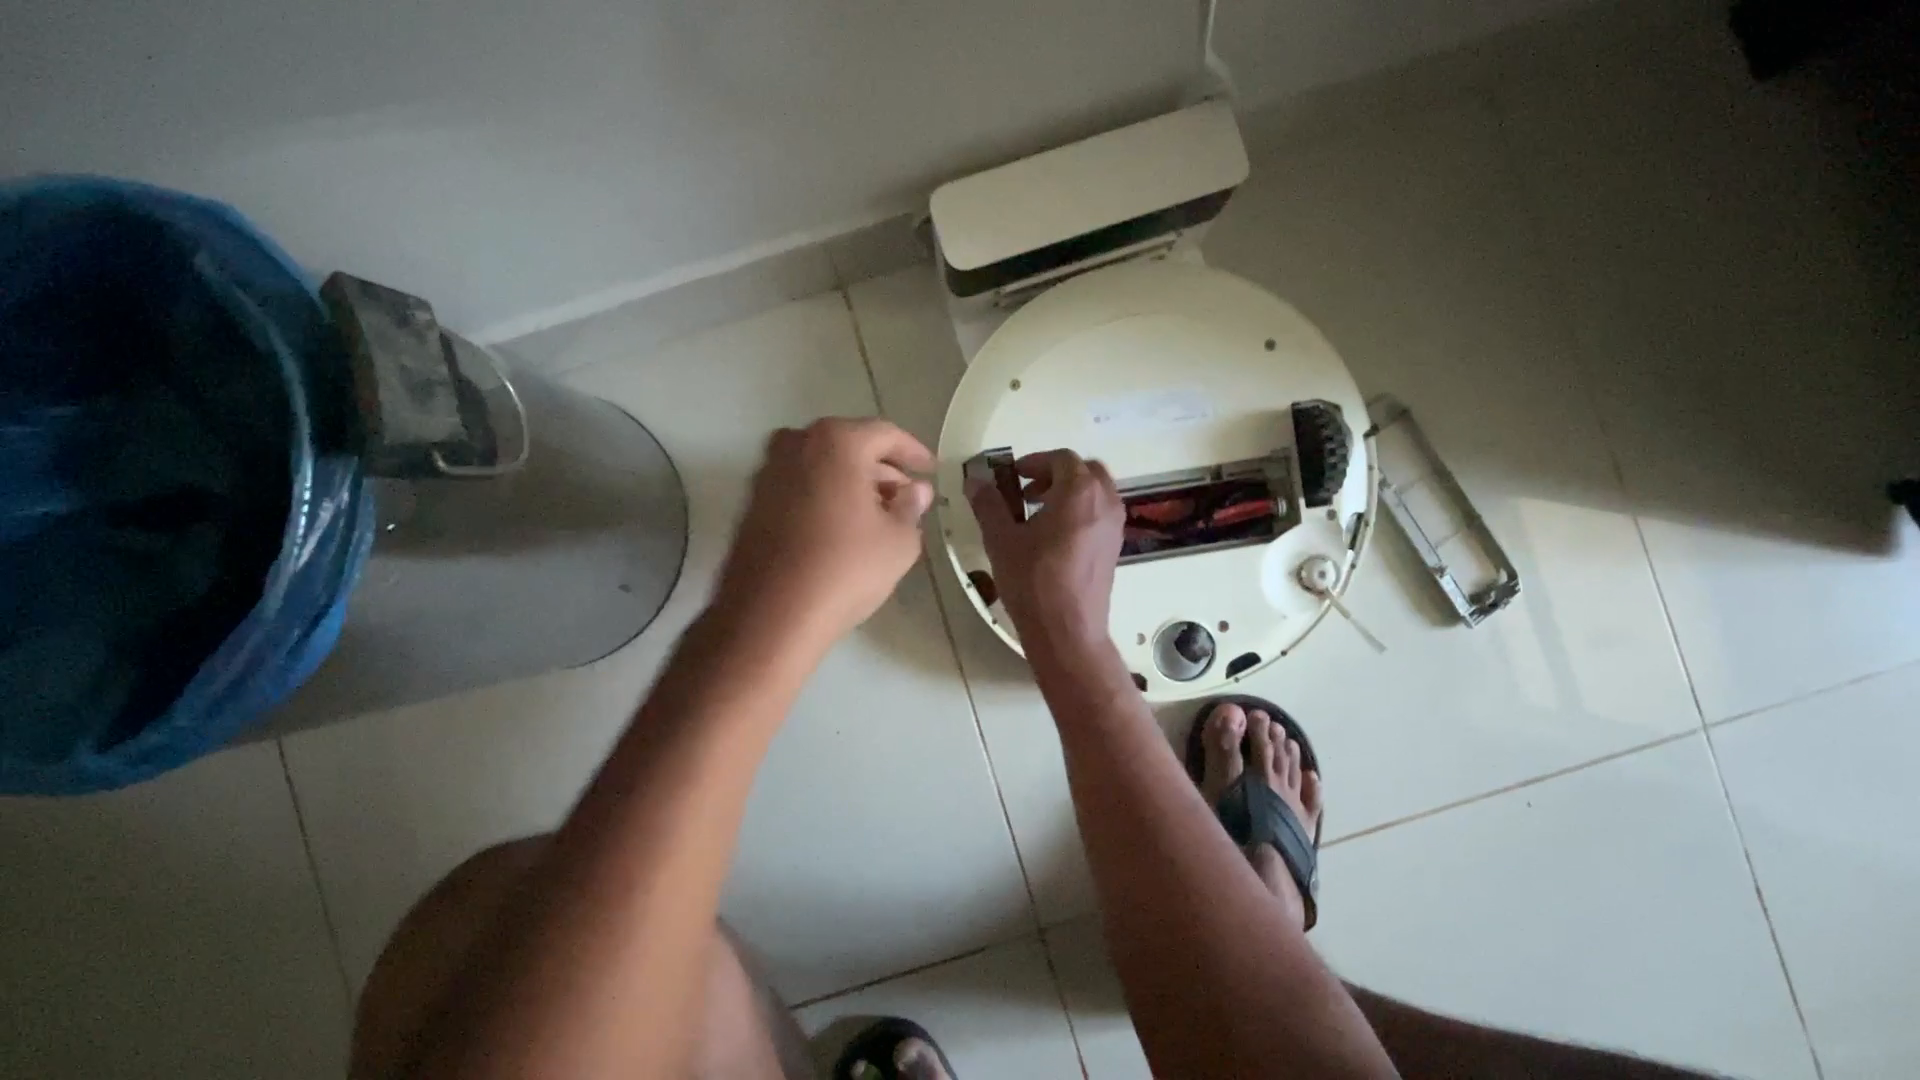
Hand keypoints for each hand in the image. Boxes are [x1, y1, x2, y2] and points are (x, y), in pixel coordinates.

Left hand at [718, 418, 934, 645]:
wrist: (769, 615)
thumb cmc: (844, 569)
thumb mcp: (899, 541)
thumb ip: (910, 508)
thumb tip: (915, 491)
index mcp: (836, 441)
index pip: (885, 434)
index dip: (913, 452)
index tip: (930, 471)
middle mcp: (796, 444)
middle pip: (849, 446)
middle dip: (880, 469)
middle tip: (906, 497)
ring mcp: (767, 472)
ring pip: (821, 466)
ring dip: (851, 484)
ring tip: (877, 516)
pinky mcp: (751, 503)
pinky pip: (799, 487)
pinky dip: (824, 497)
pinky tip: (841, 529)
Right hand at [967, 449, 1124, 656]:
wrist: (1067, 631)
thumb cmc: (1033, 582)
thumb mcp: (1001, 540)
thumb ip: (989, 504)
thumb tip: (975, 481)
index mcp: (1080, 492)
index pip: (1061, 459)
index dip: (1034, 462)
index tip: (1012, 477)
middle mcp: (1105, 502)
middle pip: (1084, 471)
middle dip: (1055, 474)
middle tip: (1027, 491)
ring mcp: (1115, 526)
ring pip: (1096, 492)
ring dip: (1069, 492)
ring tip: (1038, 514)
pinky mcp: (1115, 548)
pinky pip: (1100, 514)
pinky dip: (1080, 511)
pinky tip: (1054, 537)